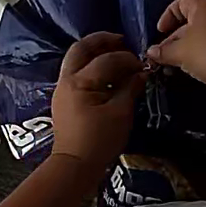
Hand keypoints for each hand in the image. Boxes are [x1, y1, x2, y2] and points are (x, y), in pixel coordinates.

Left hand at [50, 32, 143, 167]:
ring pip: (76, 59)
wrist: (75, 165)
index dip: (127, 59)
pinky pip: (76, 73)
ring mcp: (62, 89)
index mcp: (80, 82)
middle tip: (122, 41)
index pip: (107, 60)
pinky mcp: (64, 99)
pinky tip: (108, 75)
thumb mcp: (121, 113)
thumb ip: (130, 88)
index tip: (143, 66)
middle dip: (102, 41)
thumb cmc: (99, 141)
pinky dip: (91, 67)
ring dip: (95, 53)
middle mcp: (67, 80)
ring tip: (117, 55)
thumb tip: (141, 73)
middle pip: (81, 48)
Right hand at [144, 0, 205, 99]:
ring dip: (187, 52)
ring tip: (175, 68)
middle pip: (191, 22)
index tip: (160, 32)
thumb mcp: (181, 52)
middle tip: (163, 56)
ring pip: (202, 39)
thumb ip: (164, 52)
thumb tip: (150, 52)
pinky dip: (202, 59)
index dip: (168, 15)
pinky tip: (195, 73)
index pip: (181, 1)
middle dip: (174, 39)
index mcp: (203, 7)